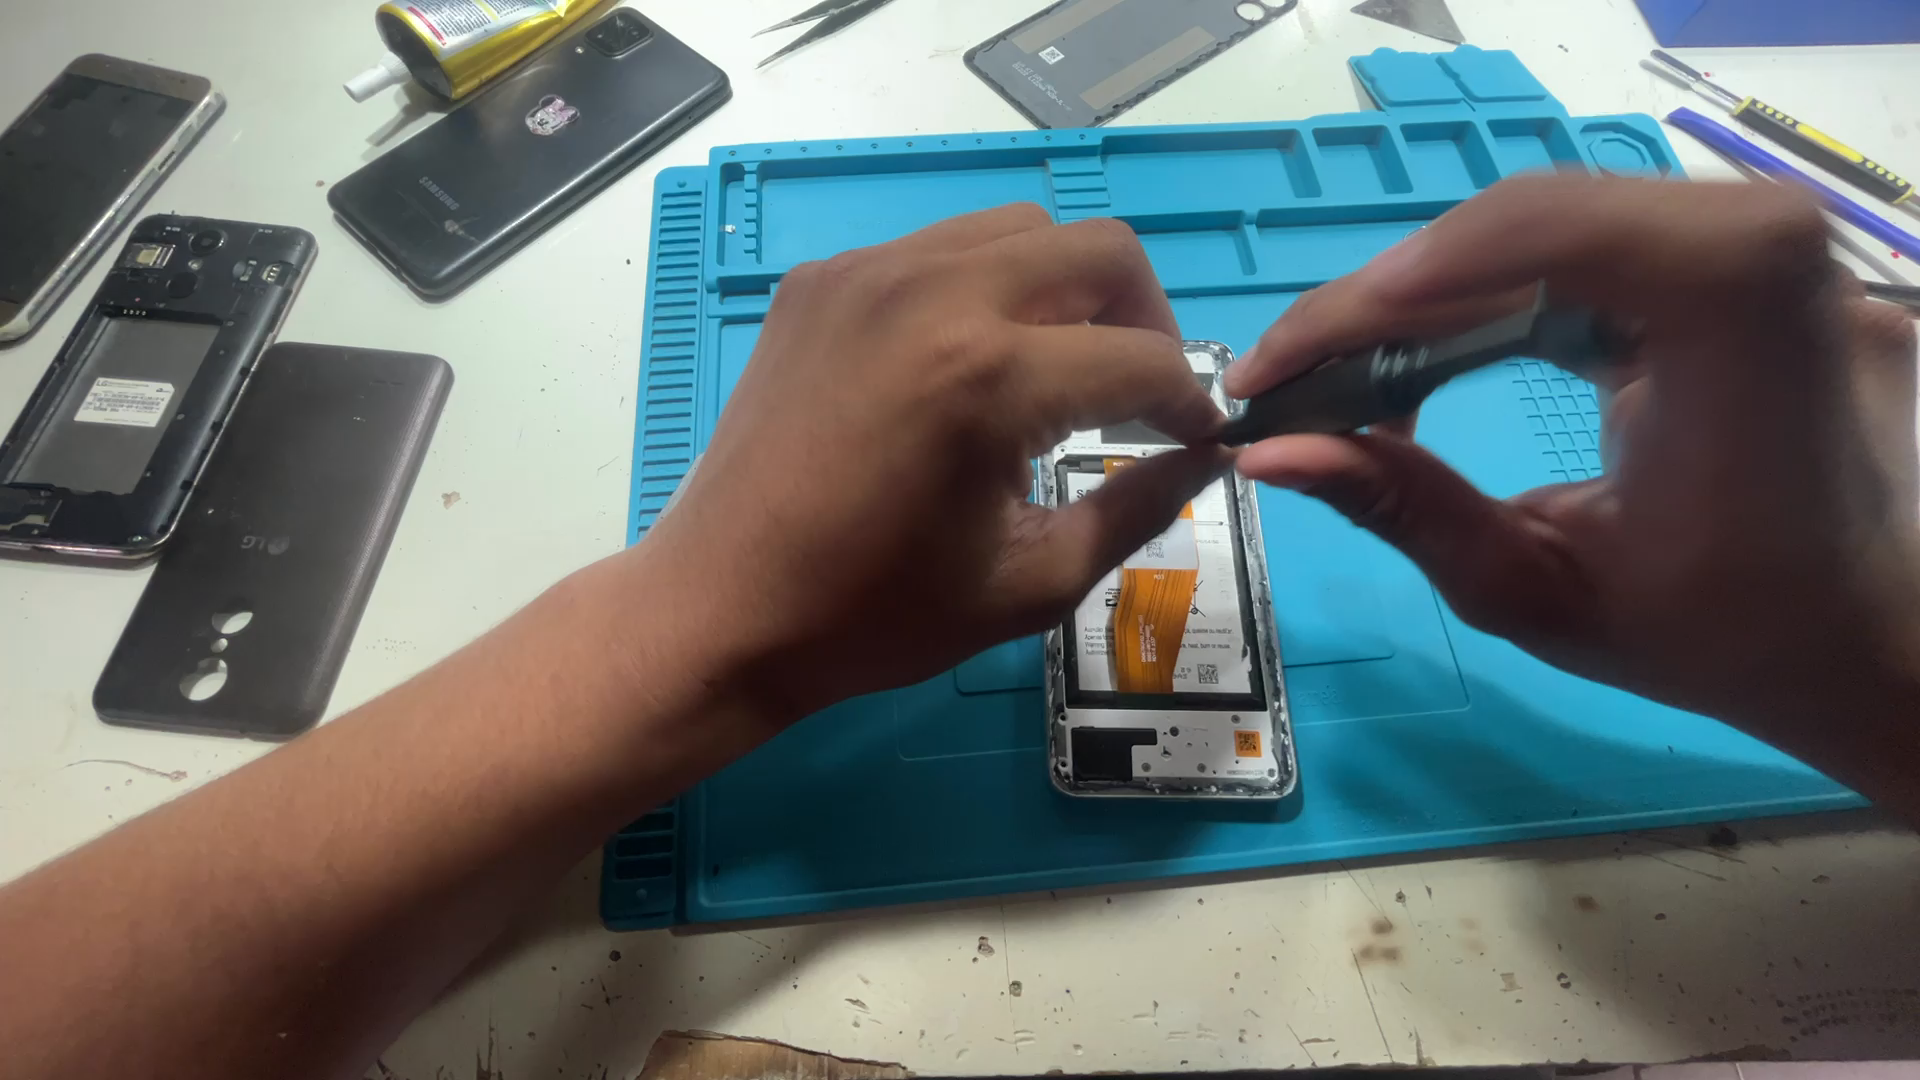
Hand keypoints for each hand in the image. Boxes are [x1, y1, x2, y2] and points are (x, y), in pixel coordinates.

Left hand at [634, 204, 1226, 716]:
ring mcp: (867, 273)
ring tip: (1058, 370)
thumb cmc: (876, 617)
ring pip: (1019, 231)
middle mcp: (934, 292)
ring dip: (1066, 292)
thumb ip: (1137, 511)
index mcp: (989, 378)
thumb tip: (1202, 459)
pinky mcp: (820, 281)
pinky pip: (937, 250)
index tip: (1194, 436)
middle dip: (1145, 319)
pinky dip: (984, 291)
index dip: (1186, 402)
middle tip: (1138, 393)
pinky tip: (968, 362)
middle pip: (1098, 250)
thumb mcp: (1030, 584)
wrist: (724, 608)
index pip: (1140, 359)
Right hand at [1224, 175, 1919, 742]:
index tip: (1328, 338)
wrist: (1863, 626)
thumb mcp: (1524, 591)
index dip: (1461, 257)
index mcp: (1753, 377)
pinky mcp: (1716, 271)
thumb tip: (1267, 454)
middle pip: (1550, 224)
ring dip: (1412, 295)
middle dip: (1390, 293)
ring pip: (1545, 229)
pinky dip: (1462, 298)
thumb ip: (1397, 508)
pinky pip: (1564, 252)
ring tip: (1329, 370)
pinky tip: (1416, 359)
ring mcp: (1752, 266)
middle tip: (1285, 370)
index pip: (1616, 243)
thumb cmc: (1706, 633)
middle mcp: (1775, 288)